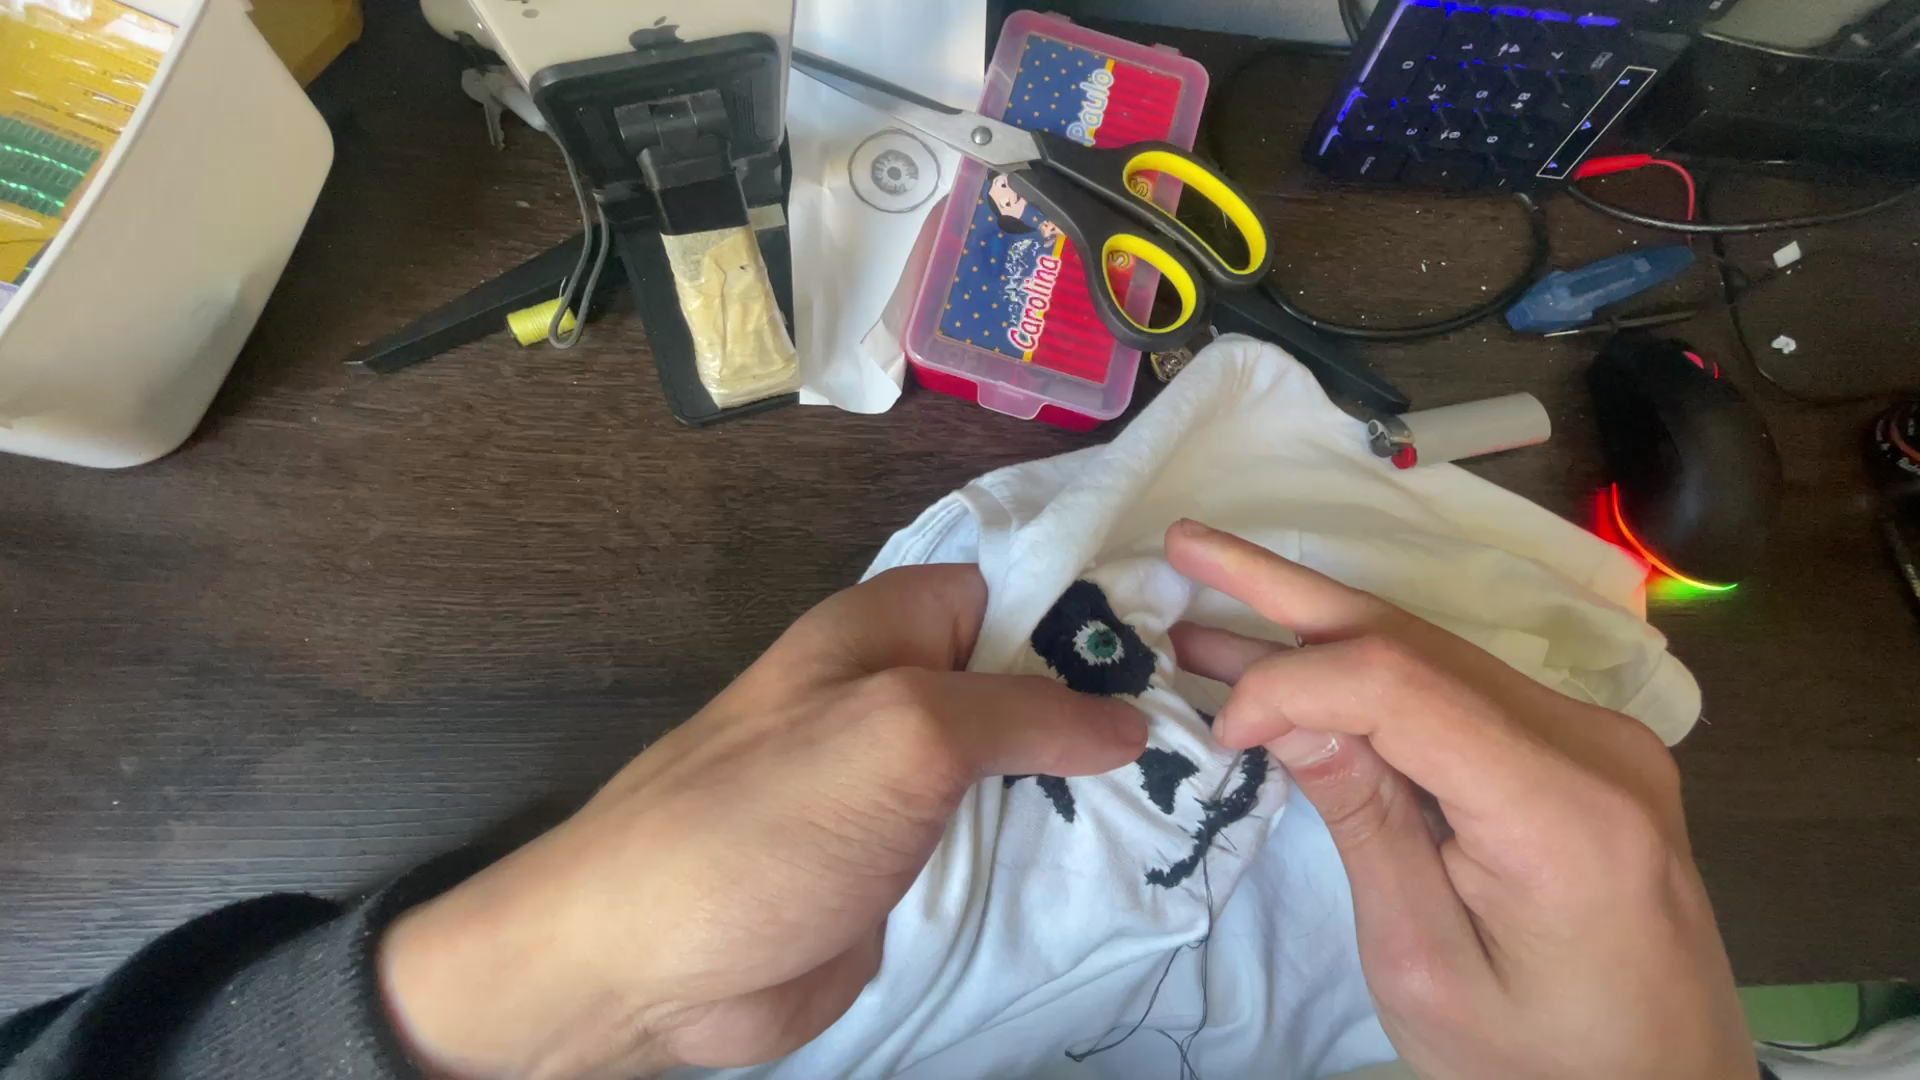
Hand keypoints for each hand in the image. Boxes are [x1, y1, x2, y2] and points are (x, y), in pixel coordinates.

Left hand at [378, 564, 1146, 1079]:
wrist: (652, 960)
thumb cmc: (769, 813)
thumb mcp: (905, 734)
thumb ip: (1023, 714)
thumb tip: (1127, 720)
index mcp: (899, 623)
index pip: (1022, 587)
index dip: (1099, 609)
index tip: (1189, 639)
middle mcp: (911, 682)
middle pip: (1033, 673)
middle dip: (1109, 699)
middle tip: (1212, 727)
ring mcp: (917, 768)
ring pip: (1026, 752)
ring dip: (1091, 771)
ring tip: (1199, 787)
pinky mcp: (920, 843)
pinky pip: (1007, 820)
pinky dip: (1059, 830)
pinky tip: (1134, 845)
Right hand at [1162, 520, 1753, 1079]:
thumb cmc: (1535, 1063)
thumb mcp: (1422, 962)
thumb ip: (1361, 820)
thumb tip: (1282, 713)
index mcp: (1561, 808)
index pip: (1393, 684)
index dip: (1285, 684)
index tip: (1223, 732)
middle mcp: (1584, 741)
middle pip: (1400, 633)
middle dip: (1276, 583)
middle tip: (1186, 541)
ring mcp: (1578, 731)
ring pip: (1409, 644)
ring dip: (1297, 618)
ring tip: (1203, 582)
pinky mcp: (1555, 739)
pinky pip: (1431, 679)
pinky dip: (1342, 663)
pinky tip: (1278, 649)